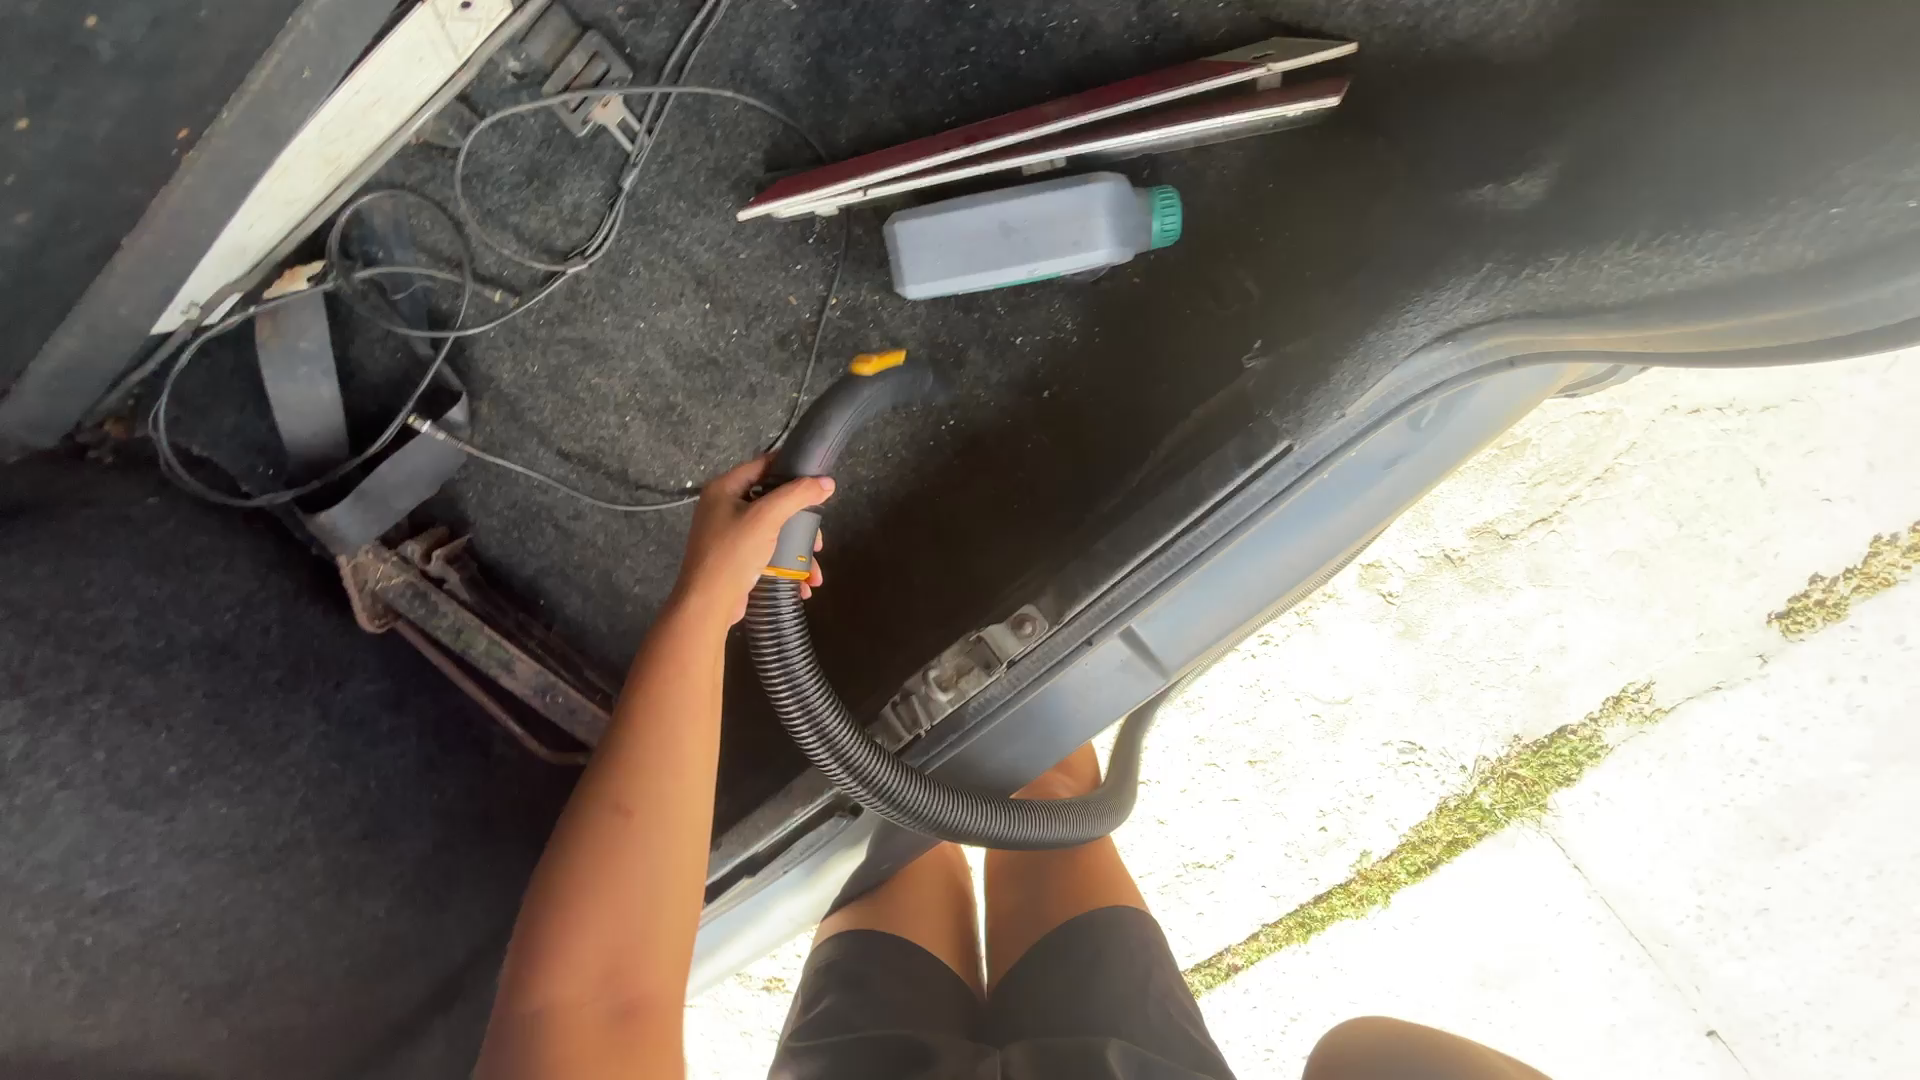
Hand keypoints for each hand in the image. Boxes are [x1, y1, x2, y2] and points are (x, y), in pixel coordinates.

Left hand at [670, 455, 832, 624]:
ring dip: (798, 549)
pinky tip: (803, 582)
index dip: (791, 469)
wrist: (707, 604)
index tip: (817, 480)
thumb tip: (826, 483)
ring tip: (813, 569)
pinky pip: (768, 552)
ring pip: (775, 531)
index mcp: (724, 489)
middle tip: (817, 537)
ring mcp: (731, 535)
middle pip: (773, 502)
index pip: (763, 466)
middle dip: (801, 521)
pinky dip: (786, 564)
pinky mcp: (737, 558)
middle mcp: (725, 507)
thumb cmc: (733, 554)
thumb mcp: (766, 518)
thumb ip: (797, 496)